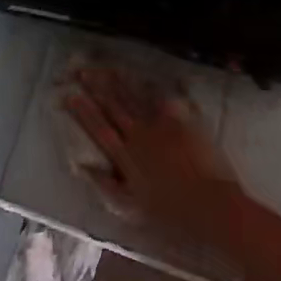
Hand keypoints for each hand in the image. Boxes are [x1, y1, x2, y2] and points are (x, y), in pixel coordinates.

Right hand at [62, 57, 244, 241]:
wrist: (210, 203)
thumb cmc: (170, 212)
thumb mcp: (131, 206)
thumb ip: (106, 184)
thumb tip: (83, 166)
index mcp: (125, 157)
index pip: (98, 129)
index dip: (83, 112)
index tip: (70, 96)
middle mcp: (140, 136)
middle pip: (114, 108)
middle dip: (96, 88)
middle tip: (81, 71)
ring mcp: (162, 125)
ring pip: (136, 99)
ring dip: (119, 82)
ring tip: (106, 68)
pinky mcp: (183, 121)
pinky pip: (163, 100)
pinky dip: (151, 88)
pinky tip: (143, 76)